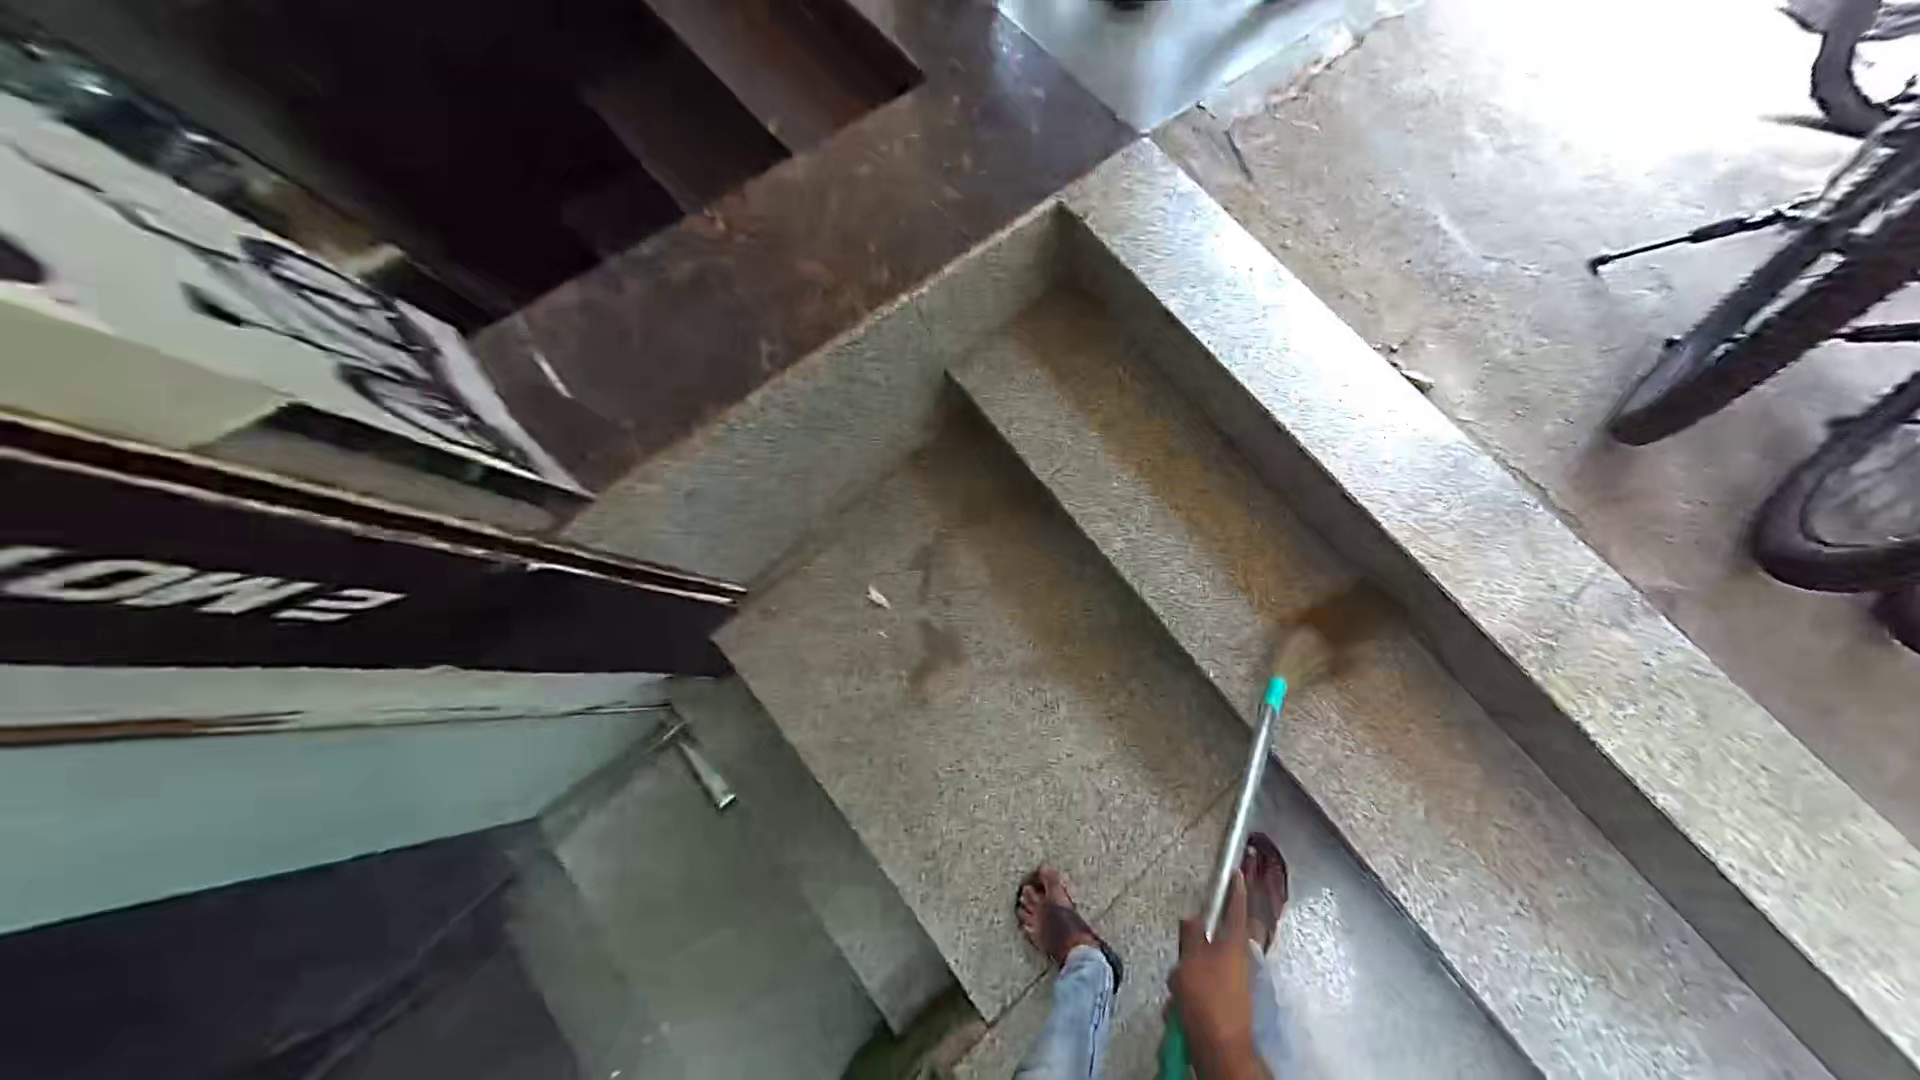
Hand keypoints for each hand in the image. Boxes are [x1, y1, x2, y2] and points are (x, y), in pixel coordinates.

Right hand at [1170, 872, 1269, 1079]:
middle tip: (1182, 954)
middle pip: (1213, 940)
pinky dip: (1187, 994)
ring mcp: (1231, 984)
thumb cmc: (1206, 997)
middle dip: (1192, 946)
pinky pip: (1199, 988)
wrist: (1218, 1049)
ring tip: (1176, 990)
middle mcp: (1237, 962)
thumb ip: (1190, 935)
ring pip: (1202, 966)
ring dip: (1185, 975)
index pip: (1236, 908)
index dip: (1236, 889)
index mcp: (1234, 945)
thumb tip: (1191, 919)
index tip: (1238, 871)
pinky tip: (1178, 1009)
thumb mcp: (1190, 959)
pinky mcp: (1222, 1004)